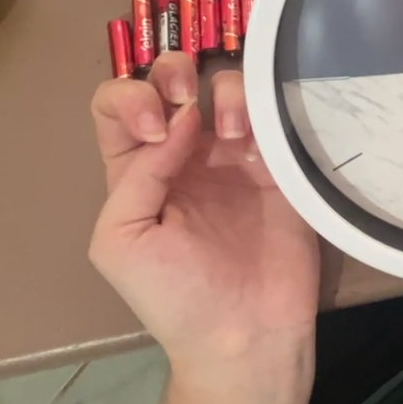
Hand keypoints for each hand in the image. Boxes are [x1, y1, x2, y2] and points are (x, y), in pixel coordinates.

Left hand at [89, 53, 321, 375]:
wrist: (246, 331)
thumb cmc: (174, 295)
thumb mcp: (122, 241)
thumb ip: (138, 175)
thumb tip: (185, 117)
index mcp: (138, 168)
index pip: (119, 105)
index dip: (130, 97)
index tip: (155, 130)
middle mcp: (187, 150)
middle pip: (173, 78)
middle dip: (175, 72)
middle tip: (188, 104)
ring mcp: (238, 153)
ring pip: (229, 84)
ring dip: (226, 92)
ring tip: (235, 135)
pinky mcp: (283, 162)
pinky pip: (276, 112)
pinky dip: (267, 106)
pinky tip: (260, 137)